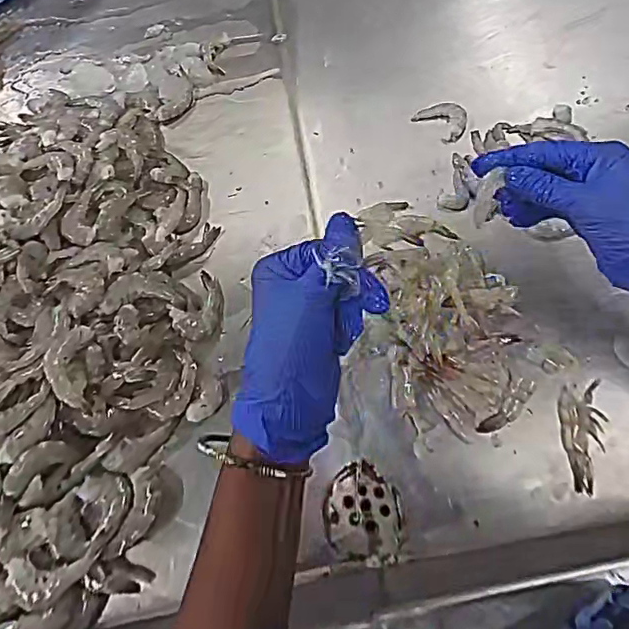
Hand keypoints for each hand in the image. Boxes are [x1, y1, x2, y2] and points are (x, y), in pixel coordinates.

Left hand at [232, 213, 390, 465]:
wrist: (289, 406)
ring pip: (345, 294)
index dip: (341, 267)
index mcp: (278, 269)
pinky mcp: (318, 329)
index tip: (350, 285)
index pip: (323, 250)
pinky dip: (345, 327)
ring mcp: (304, 308)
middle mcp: (289, 285)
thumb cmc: (290, 349)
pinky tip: (336, 343)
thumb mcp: (311, 297)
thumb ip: (332, 260)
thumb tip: (343, 222)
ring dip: (347, 314)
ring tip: (335, 333)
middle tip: (342, 313)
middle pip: (337, 271)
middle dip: (346, 294)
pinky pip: (343, 315)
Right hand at [471, 141, 628, 335]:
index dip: (510, 160)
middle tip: (487, 189)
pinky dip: (536, 210)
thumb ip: (542, 186)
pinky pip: (555, 205)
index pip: (544, 152)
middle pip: (543, 168)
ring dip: (523, 197)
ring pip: (546, 188)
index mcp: (599, 158)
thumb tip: (509, 174)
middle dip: (514, 179)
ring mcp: (594, 193)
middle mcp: (596, 170)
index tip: (481, 166)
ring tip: (503, 209)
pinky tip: (520, 217)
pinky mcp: (592, 215)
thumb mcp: (583, 204)